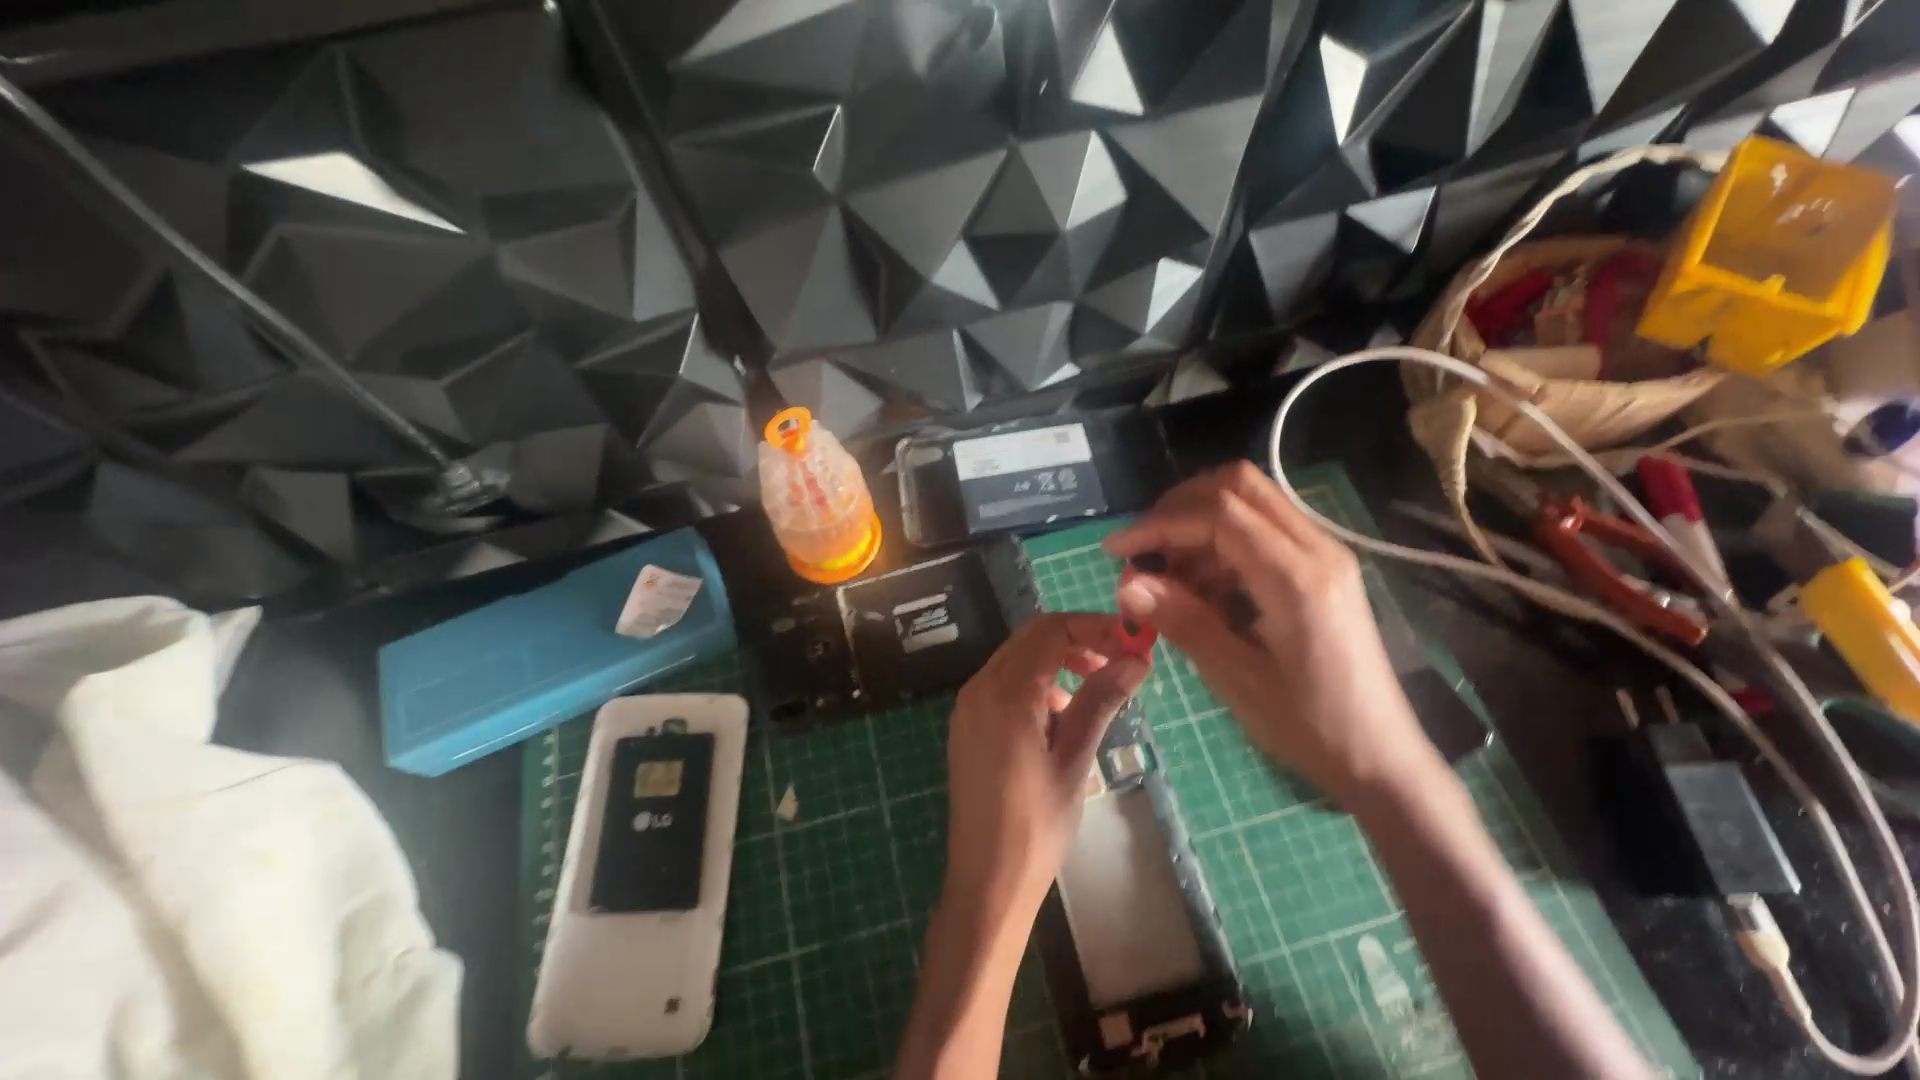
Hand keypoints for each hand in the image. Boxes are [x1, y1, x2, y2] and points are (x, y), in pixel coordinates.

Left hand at [942, 614, 1151, 919]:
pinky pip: (1004, 687)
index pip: (1051, 631)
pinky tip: (1063, 720)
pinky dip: (1037, 686)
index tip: (1134, 642)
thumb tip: (1137, 660)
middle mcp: (979, 689)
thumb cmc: (1037, 827)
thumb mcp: (1075, 761)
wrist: (987, 881)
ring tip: (1097, 693)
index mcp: (1005, 694)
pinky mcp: (967, 728)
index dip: (1095, 627)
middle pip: (1031, 640)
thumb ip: (1101, 702)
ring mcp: (968, 709)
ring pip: (1017, 661)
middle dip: (1078, 641)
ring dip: (1058, 663)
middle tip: (1121, 662)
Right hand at [1105, 462, 1441, 806]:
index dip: (1159, 524)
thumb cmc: (1310, 727)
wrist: (1382, 757)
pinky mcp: (1323, 570)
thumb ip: (1183, 621)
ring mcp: (1325, 555)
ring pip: (1251, 503)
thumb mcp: (1236, 679)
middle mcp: (1317, 549)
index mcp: (1297, 577)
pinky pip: (1264, 531)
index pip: (1218, 513)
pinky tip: (1201, 590)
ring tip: (1166, 580)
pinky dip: (1222, 544)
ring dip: (1199, 527)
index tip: (1116, 552)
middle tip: (1143, 553)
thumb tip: (1125, 585)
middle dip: (1178, 509)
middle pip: (1238, 486)